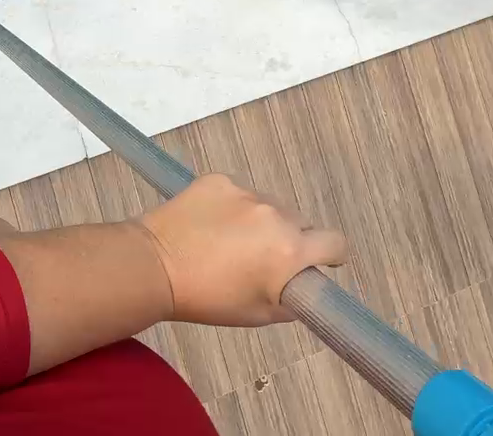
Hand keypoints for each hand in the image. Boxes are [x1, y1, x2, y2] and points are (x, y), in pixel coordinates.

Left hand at [136, 174, 346, 327]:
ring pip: (268, 205)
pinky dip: (233, 205)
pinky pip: (239, 192)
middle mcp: (273, 213)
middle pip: (299, 222)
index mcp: (290, 250)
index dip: (329, 254)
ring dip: (260, 220)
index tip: (315, 261)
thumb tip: (303, 282)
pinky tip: (211, 222)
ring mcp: (244, 191)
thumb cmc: (210, 297)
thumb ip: (294, 295)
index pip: (336, 242)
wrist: (156, 263)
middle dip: (289, 238)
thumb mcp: (263, 313)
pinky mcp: (218, 178)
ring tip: (229, 239)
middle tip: (261, 256)